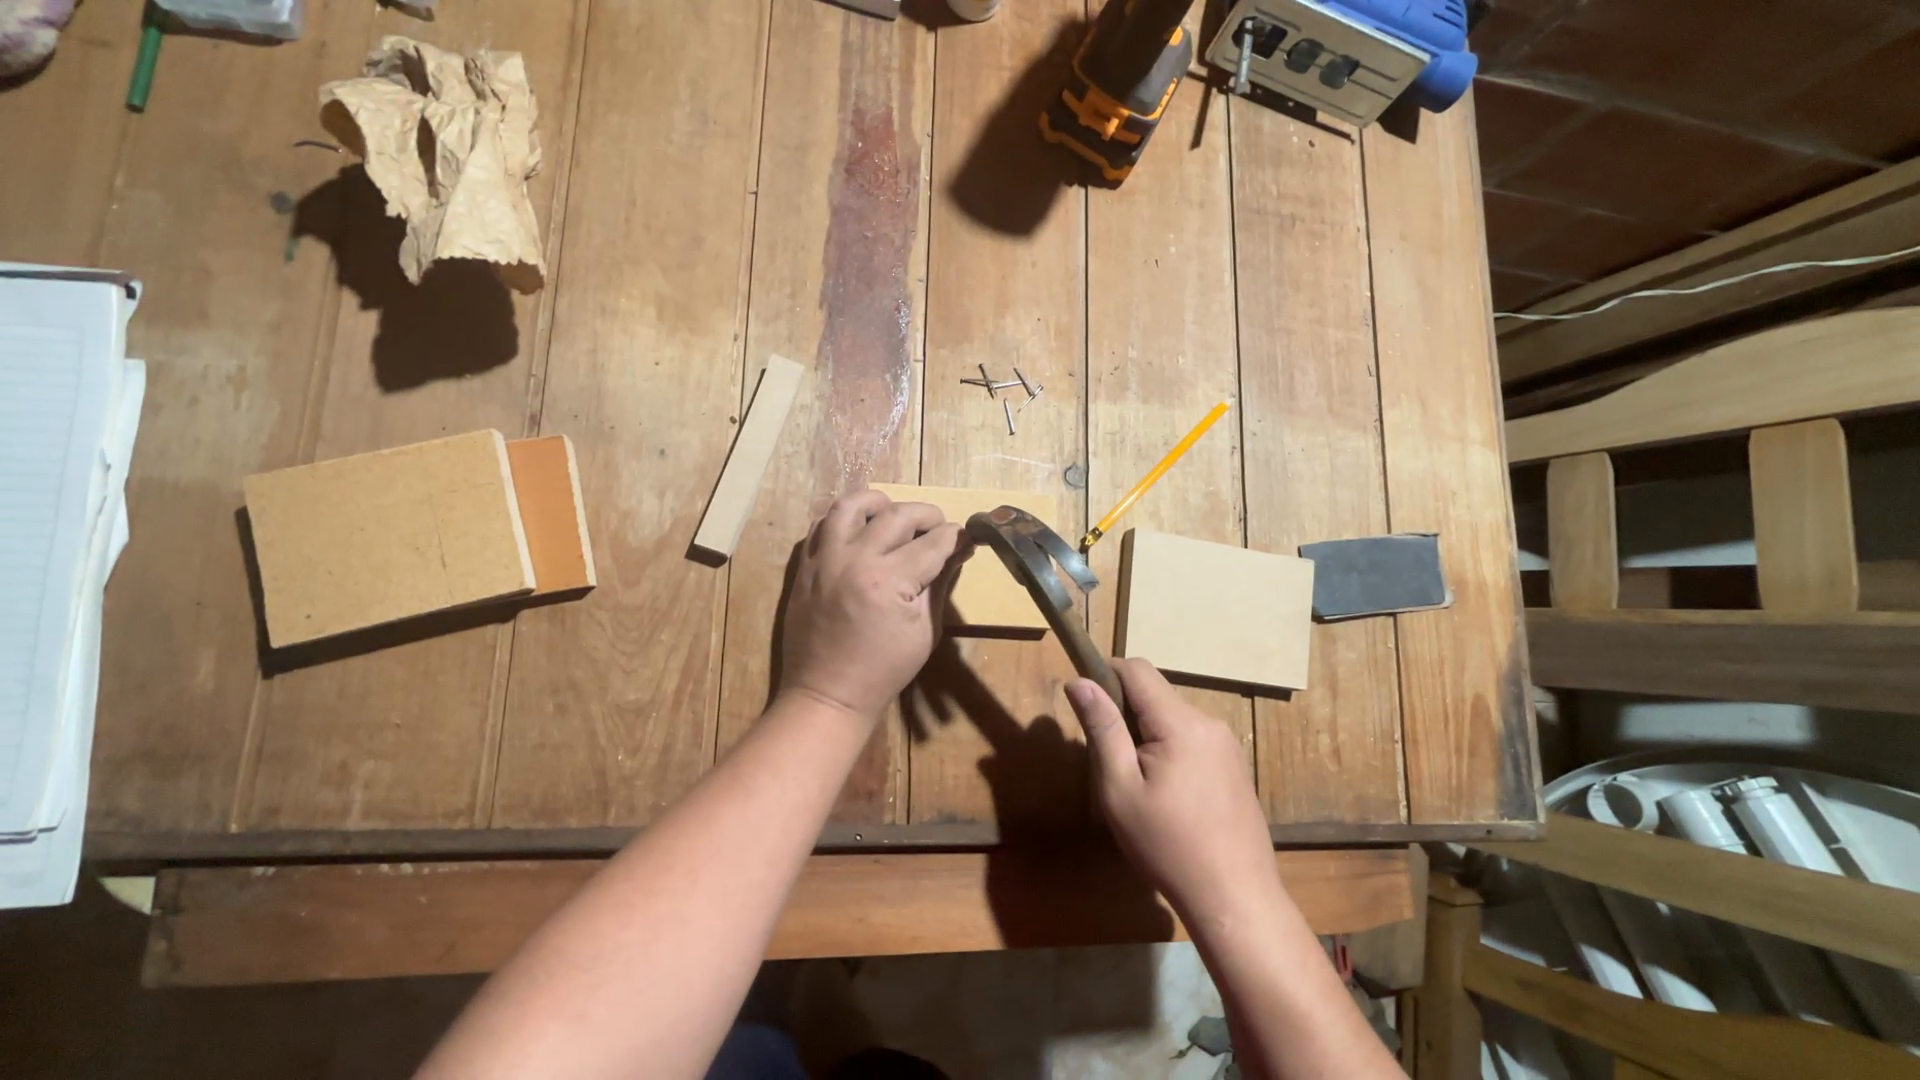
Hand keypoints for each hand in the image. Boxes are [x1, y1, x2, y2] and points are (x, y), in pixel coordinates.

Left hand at [779, 490, 969, 723]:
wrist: (827, 693)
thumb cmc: (884, 670)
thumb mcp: (925, 631)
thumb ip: (940, 583)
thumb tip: (959, 549)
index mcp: (889, 581)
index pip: (932, 542)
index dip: (954, 536)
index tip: (964, 537)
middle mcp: (855, 560)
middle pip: (898, 515)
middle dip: (927, 515)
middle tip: (938, 527)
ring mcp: (824, 559)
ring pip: (851, 505)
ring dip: (879, 502)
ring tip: (893, 513)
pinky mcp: (805, 565)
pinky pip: (822, 524)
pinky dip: (844, 518)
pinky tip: (859, 528)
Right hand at [1065, 659, 1279, 920]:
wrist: (1234, 898)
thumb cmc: (1167, 845)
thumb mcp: (1120, 788)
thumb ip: (1102, 729)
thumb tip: (1079, 681)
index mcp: (1181, 723)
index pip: (1138, 669)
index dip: (1104, 673)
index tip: (1083, 703)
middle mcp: (1209, 723)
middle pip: (1155, 695)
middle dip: (1124, 713)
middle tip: (1106, 761)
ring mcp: (1227, 746)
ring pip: (1172, 719)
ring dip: (1145, 736)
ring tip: (1135, 786)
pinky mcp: (1234, 767)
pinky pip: (1191, 741)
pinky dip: (1167, 752)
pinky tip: (1164, 798)